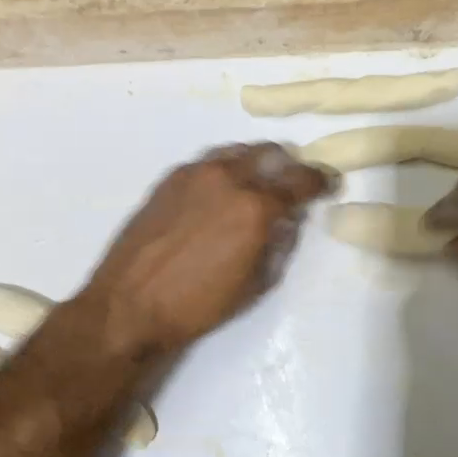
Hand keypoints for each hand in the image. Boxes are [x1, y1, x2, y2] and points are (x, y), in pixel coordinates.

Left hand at [83, 143, 330, 355]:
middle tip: (294, 183)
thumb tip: (288, 220)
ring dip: (257, 163)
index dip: (321, 181)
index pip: (301, 180)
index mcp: (255, 207)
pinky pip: (210, 161)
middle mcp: (227, 178)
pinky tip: (224, 192)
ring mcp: (194, 173)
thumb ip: (280, 245)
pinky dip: (227, 169)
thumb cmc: (198, 305)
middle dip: (289, 166)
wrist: (129, 304)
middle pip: (271, 154)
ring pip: (238, 152)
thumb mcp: (256, 284)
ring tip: (260, 184)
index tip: (328, 184)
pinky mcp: (169, 178)